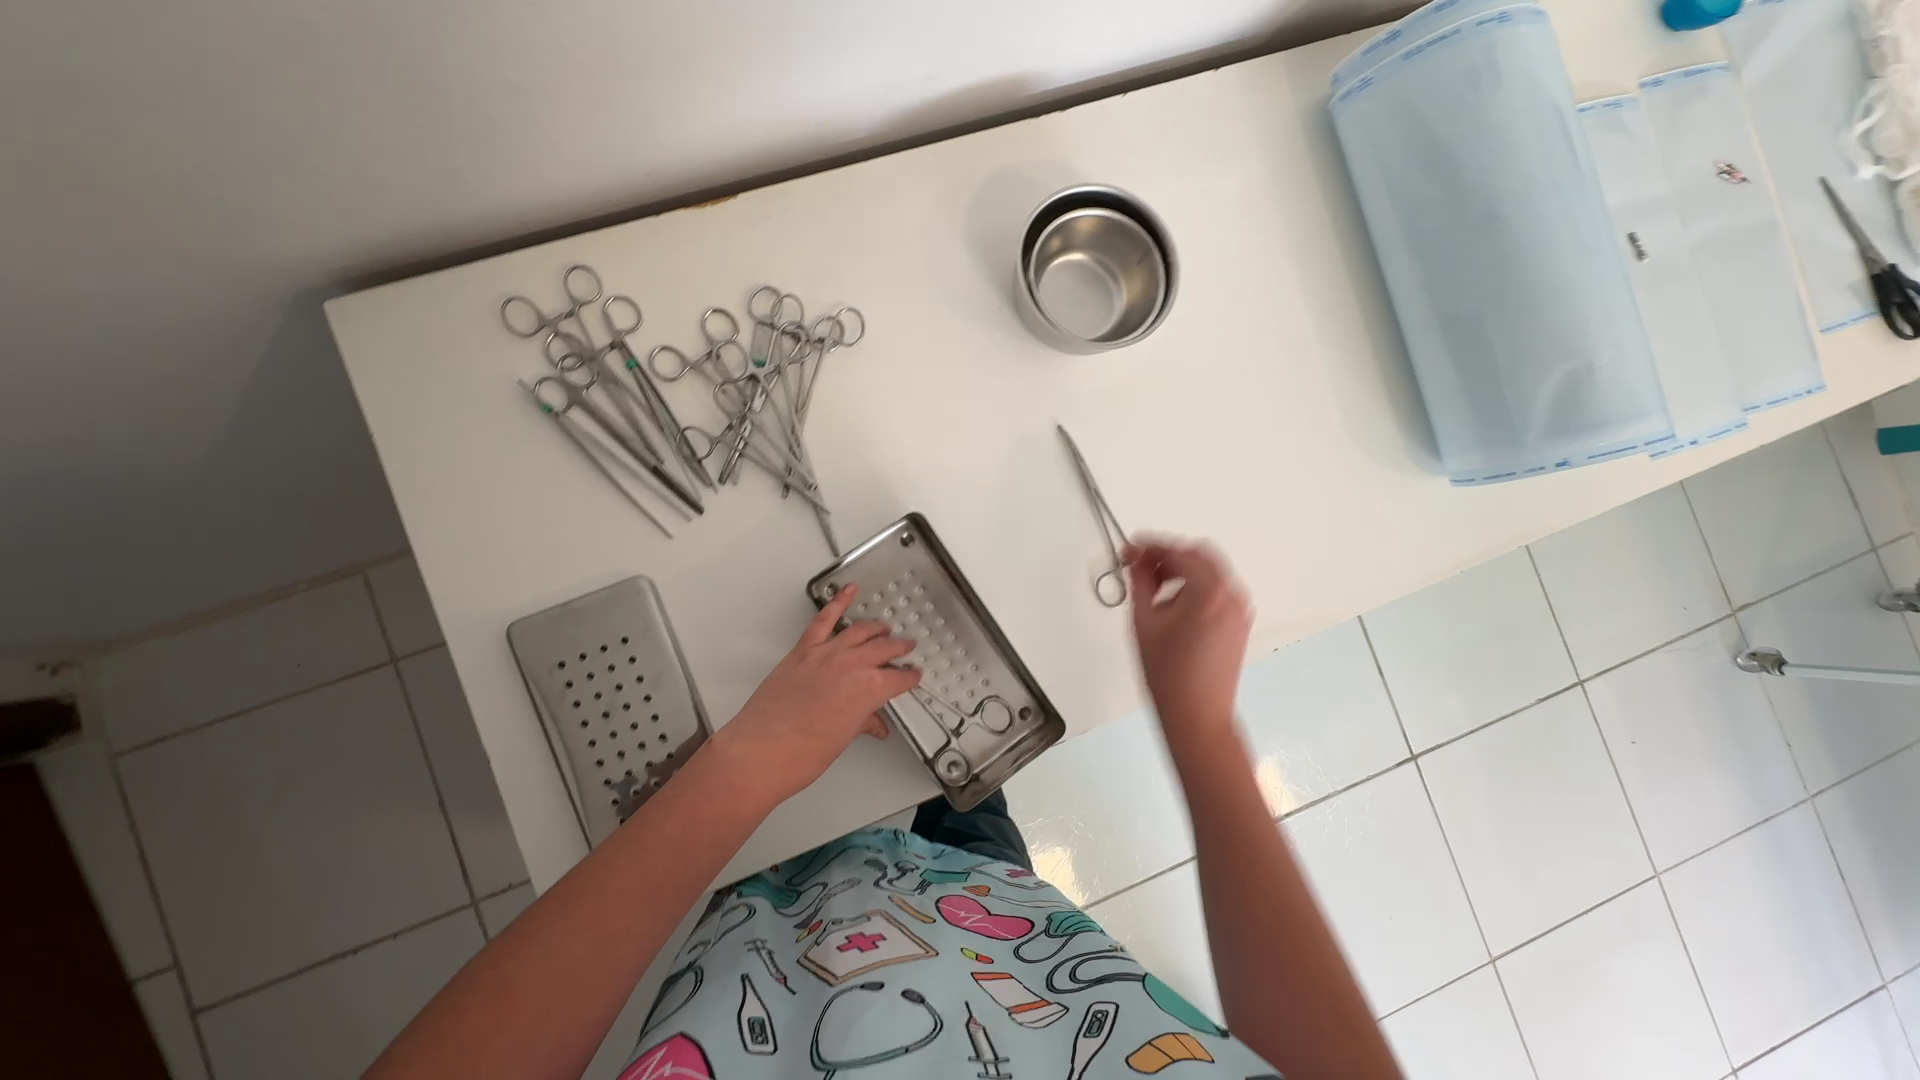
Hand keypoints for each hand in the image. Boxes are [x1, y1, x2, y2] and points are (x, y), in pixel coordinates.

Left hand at [716, 585, 921, 803]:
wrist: (761, 751)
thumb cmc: (801, 753)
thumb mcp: (842, 740)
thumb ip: (861, 723)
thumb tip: (873, 724)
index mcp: (870, 689)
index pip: (899, 679)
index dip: (909, 678)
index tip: (912, 676)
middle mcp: (852, 665)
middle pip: (884, 649)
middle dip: (898, 648)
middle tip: (905, 648)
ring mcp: (826, 654)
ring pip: (859, 631)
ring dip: (875, 628)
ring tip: (884, 629)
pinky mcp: (802, 651)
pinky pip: (824, 620)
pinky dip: (837, 602)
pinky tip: (849, 590)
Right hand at [1124, 536, 1252, 738]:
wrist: (1197, 715)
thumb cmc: (1171, 677)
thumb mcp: (1143, 622)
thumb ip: (1139, 582)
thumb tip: (1136, 561)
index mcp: (1208, 592)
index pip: (1178, 551)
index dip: (1150, 546)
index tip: (1131, 549)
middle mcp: (1230, 596)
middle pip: (1198, 555)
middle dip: (1167, 555)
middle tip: (1139, 565)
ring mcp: (1239, 611)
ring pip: (1209, 572)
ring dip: (1181, 570)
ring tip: (1152, 587)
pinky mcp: (1239, 624)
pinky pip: (1217, 591)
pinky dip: (1195, 587)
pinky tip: (1171, 603)